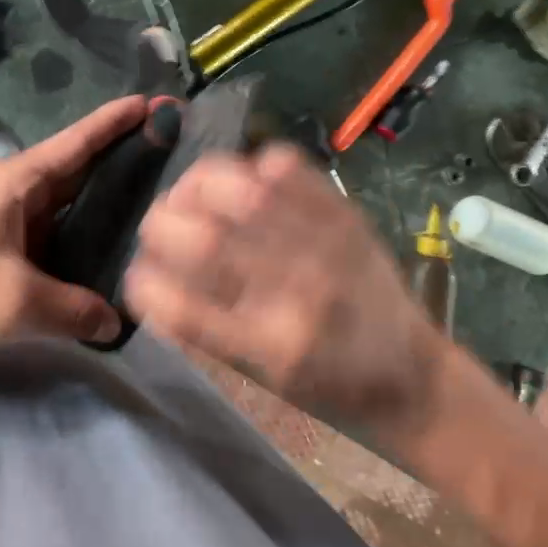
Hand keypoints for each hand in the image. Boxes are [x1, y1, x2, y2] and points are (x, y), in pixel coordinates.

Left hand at [0, 98, 146, 357]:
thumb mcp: (17, 302)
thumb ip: (75, 308)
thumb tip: (115, 320)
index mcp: (15, 182)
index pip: (76, 142)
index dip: (115, 122)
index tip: (154, 102)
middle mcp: (12, 190)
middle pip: (76, 166)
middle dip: (120, 156)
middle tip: (169, 151)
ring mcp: (4, 217)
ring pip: (65, 201)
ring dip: (103, 199)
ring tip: (154, 198)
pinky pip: (52, 230)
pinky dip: (81, 232)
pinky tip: (109, 247)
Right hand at [124, 146, 445, 433]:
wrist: (412, 372)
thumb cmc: (326, 383)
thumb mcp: (261, 374)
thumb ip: (202, 326)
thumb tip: (145, 281)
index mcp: (273, 344)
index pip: (182, 308)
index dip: (144, 284)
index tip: (135, 277)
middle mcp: (298, 292)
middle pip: (204, 241)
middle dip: (159, 226)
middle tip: (156, 227)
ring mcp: (324, 245)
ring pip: (237, 191)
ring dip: (194, 188)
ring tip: (188, 196)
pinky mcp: (343, 212)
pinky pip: (285, 163)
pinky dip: (252, 165)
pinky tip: (243, 183)